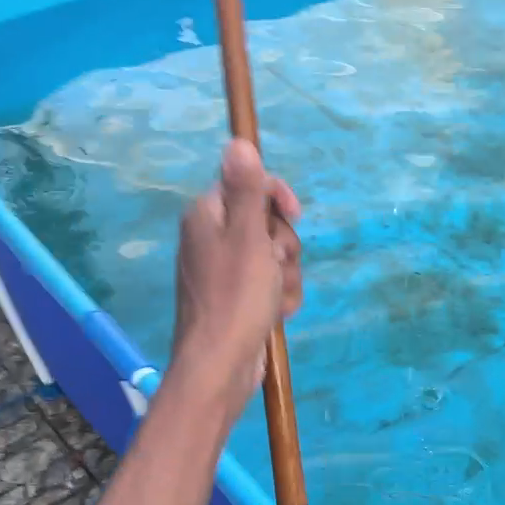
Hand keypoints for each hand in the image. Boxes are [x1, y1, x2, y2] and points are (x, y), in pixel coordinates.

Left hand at [170, 140, 302, 418]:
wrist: (221, 364)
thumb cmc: (235, 298)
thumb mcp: (248, 238)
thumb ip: (246, 190)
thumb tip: (238, 140)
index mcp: (208, 216)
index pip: (249, 183)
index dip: (277, 197)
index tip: (295, 215)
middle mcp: (213, 238)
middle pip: (268, 222)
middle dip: (284, 246)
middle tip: (275, 266)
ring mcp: (227, 271)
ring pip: (276, 256)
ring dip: (286, 276)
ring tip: (275, 298)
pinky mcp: (240, 299)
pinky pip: (272, 284)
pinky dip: (281, 297)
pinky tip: (276, 314)